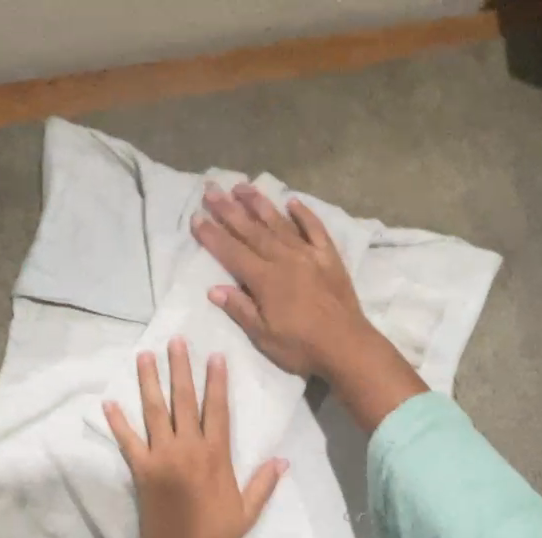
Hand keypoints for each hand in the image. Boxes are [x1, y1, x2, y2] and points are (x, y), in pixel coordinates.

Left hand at [105, 338, 286, 537]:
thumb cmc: (214, 533)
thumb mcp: (247, 511)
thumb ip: (264, 484)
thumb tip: (283, 461)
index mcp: (216, 455)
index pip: (218, 409)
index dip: (217, 382)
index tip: (215, 356)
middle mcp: (188, 448)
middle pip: (184, 400)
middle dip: (180, 368)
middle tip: (175, 341)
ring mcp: (162, 456)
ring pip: (155, 411)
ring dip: (149, 382)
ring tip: (144, 356)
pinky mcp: (141, 469)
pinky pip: (127, 441)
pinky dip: (117, 422)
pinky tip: (108, 402)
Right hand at [193, 183, 427, 431]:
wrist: (346, 345)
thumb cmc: (300, 347)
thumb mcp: (263, 336)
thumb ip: (240, 309)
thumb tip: (215, 288)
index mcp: (265, 279)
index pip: (232, 252)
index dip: (212, 235)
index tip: (196, 218)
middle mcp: (284, 259)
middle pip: (251, 230)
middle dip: (229, 210)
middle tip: (211, 189)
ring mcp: (308, 255)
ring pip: (279, 223)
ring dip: (259, 204)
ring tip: (242, 186)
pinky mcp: (329, 257)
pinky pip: (314, 229)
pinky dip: (303, 214)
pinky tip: (292, 202)